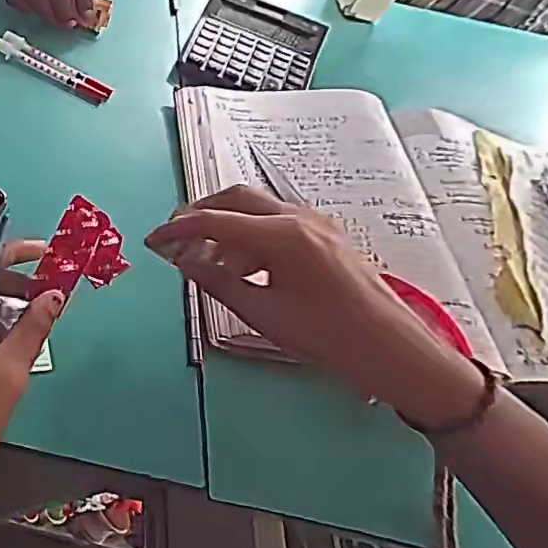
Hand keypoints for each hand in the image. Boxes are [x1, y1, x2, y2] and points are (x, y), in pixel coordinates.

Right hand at [145, 186, 482, 426]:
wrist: (393, 350)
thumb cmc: (328, 336)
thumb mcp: (263, 312)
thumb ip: (216, 281)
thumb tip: (182, 260)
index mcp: (283, 235)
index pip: (215, 221)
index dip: (178, 229)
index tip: (154, 239)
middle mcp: (298, 217)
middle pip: (236, 198)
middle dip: (201, 213)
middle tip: (177, 238)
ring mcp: (315, 222)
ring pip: (256, 207)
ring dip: (226, 227)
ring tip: (209, 263)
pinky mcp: (324, 233)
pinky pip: (276, 221)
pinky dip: (250, 236)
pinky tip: (243, 266)